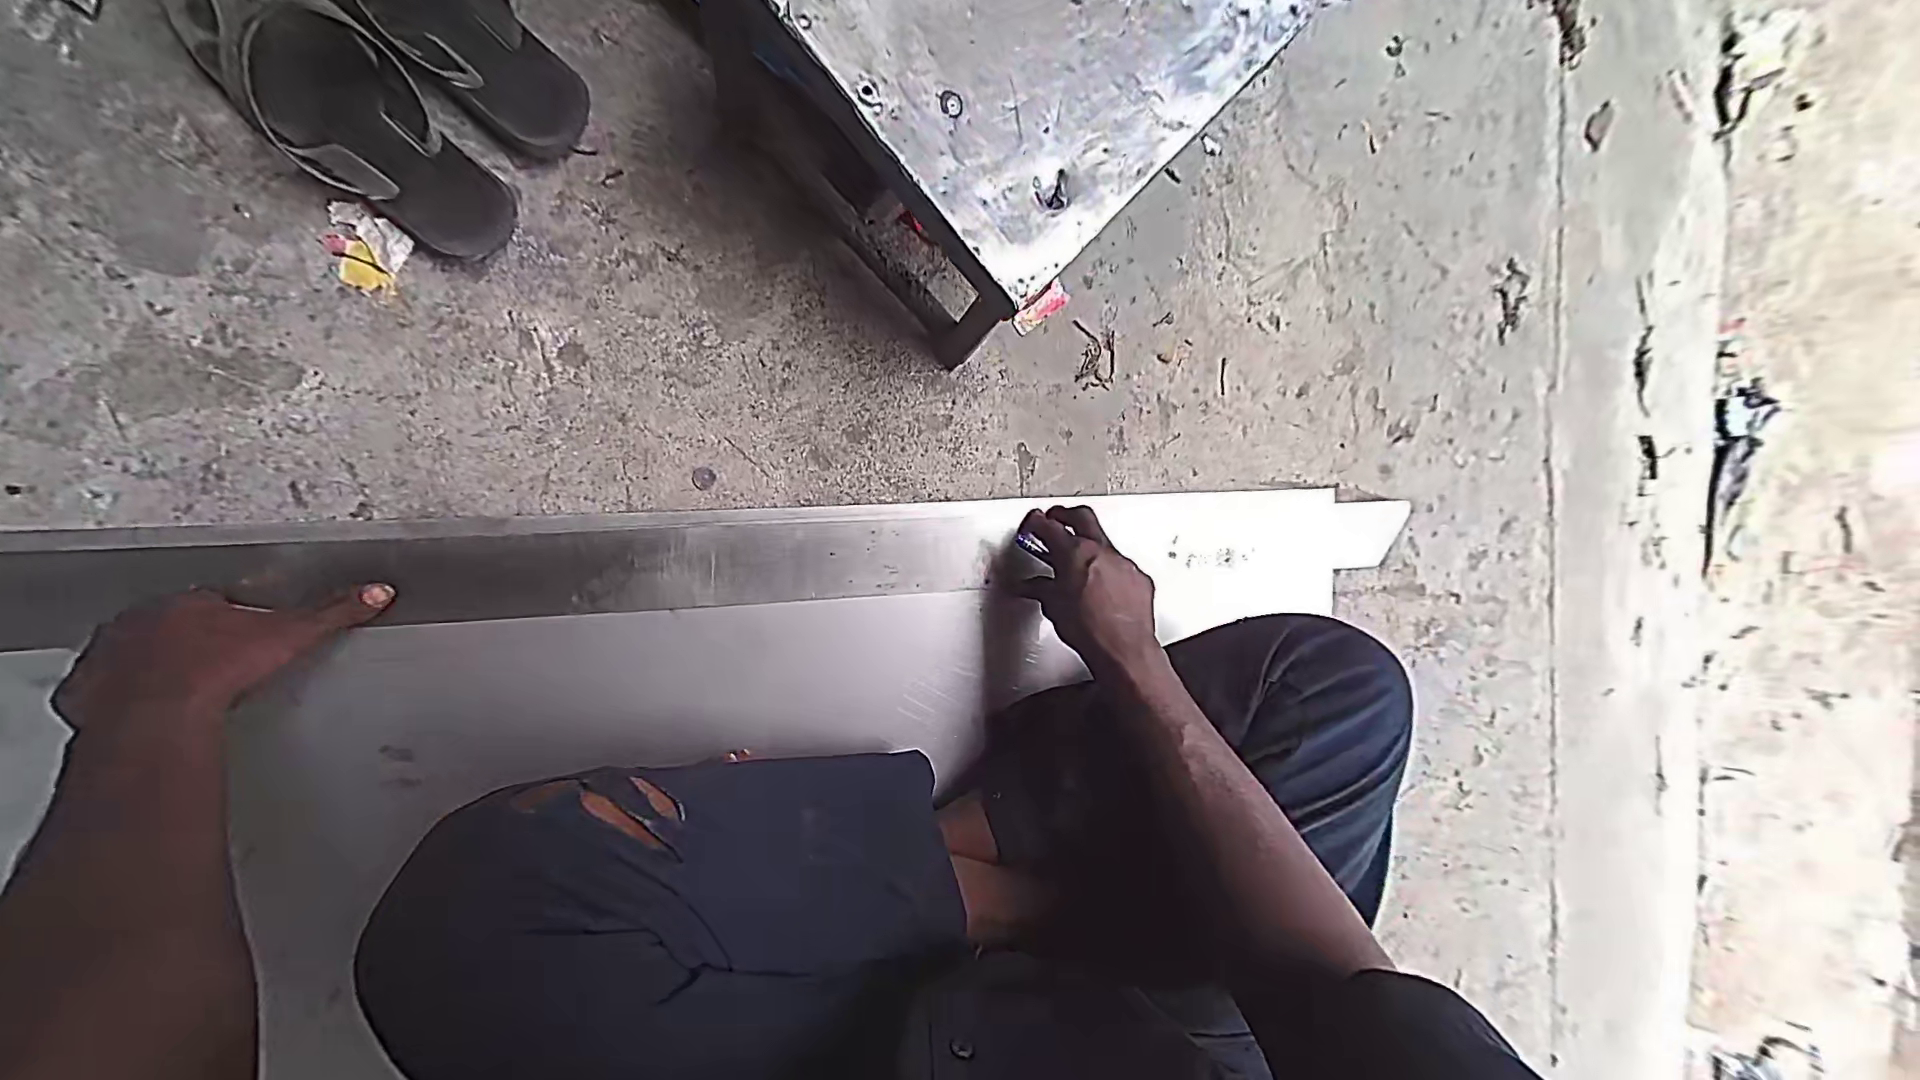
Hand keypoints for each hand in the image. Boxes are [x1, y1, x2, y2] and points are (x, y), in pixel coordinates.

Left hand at [53, 584, 396, 732]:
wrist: (158, 717)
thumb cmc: (220, 670)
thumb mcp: (298, 634)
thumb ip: (338, 611)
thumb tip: (377, 592)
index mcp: (184, 604)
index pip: (214, 599)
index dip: (236, 613)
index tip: (250, 629)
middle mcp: (135, 624)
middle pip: (170, 623)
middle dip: (193, 636)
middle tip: (224, 656)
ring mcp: (103, 658)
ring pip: (133, 653)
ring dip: (156, 663)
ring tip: (191, 682)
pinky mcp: (82, 694)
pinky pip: (102, 688)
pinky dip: (124, 694)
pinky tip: (152, 705)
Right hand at [1014, 506, 1160, 674]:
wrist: (1123, 649)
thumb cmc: (1090, 629)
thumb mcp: (1053, 606)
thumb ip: (1040, 588)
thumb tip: (1033, 586)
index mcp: (1075, 553)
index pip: (1050, 526)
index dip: (1038, 522)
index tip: (1034, 523)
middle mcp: (1101, 552)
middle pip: (1082, 517)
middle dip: (1064, 515)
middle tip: (1055, 519)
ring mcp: (1123, 563)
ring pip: (1103, 542)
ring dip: (1088, 545)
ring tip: (1076, 558)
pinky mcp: (1138, 578)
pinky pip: (1121, 564)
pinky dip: (1107, 568)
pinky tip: (1100, 583)